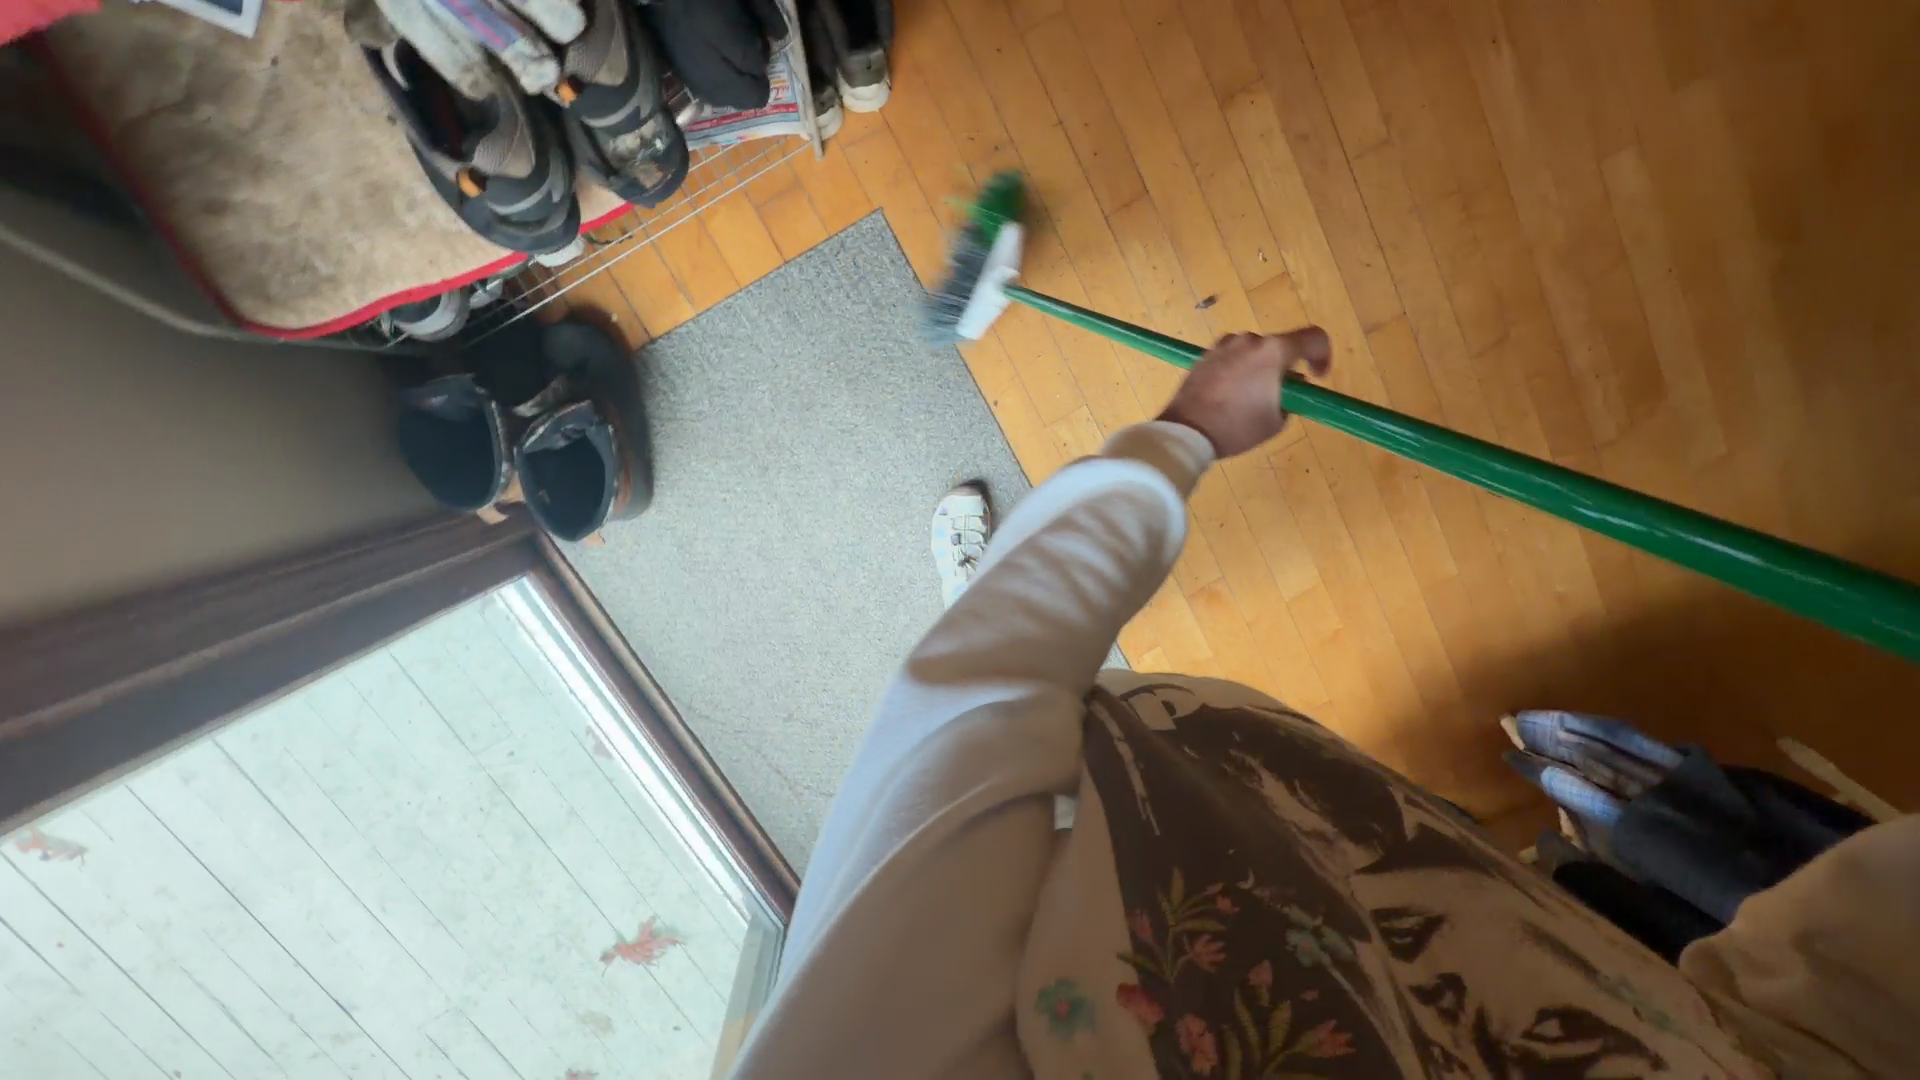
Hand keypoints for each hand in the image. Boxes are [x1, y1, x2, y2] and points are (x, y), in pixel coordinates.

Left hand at [1157, 328, 1332, 457]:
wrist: (1185, 431)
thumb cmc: (1236, 427)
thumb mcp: (1276, 421)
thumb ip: (1291, 399)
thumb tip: (1285, 388)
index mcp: (1273, 350)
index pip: (1313, 338)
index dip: (1323, 355)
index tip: (1318, 376)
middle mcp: (1248, 340)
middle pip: (1279, 346)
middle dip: (1285, 366)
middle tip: (1282, 393)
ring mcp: (1222, 345)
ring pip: (1253, 351)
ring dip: (1260, 367)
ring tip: (1253, 396)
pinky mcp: (1203, 356)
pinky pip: (1231, 357)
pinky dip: (1238, 370)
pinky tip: (1231, 394)